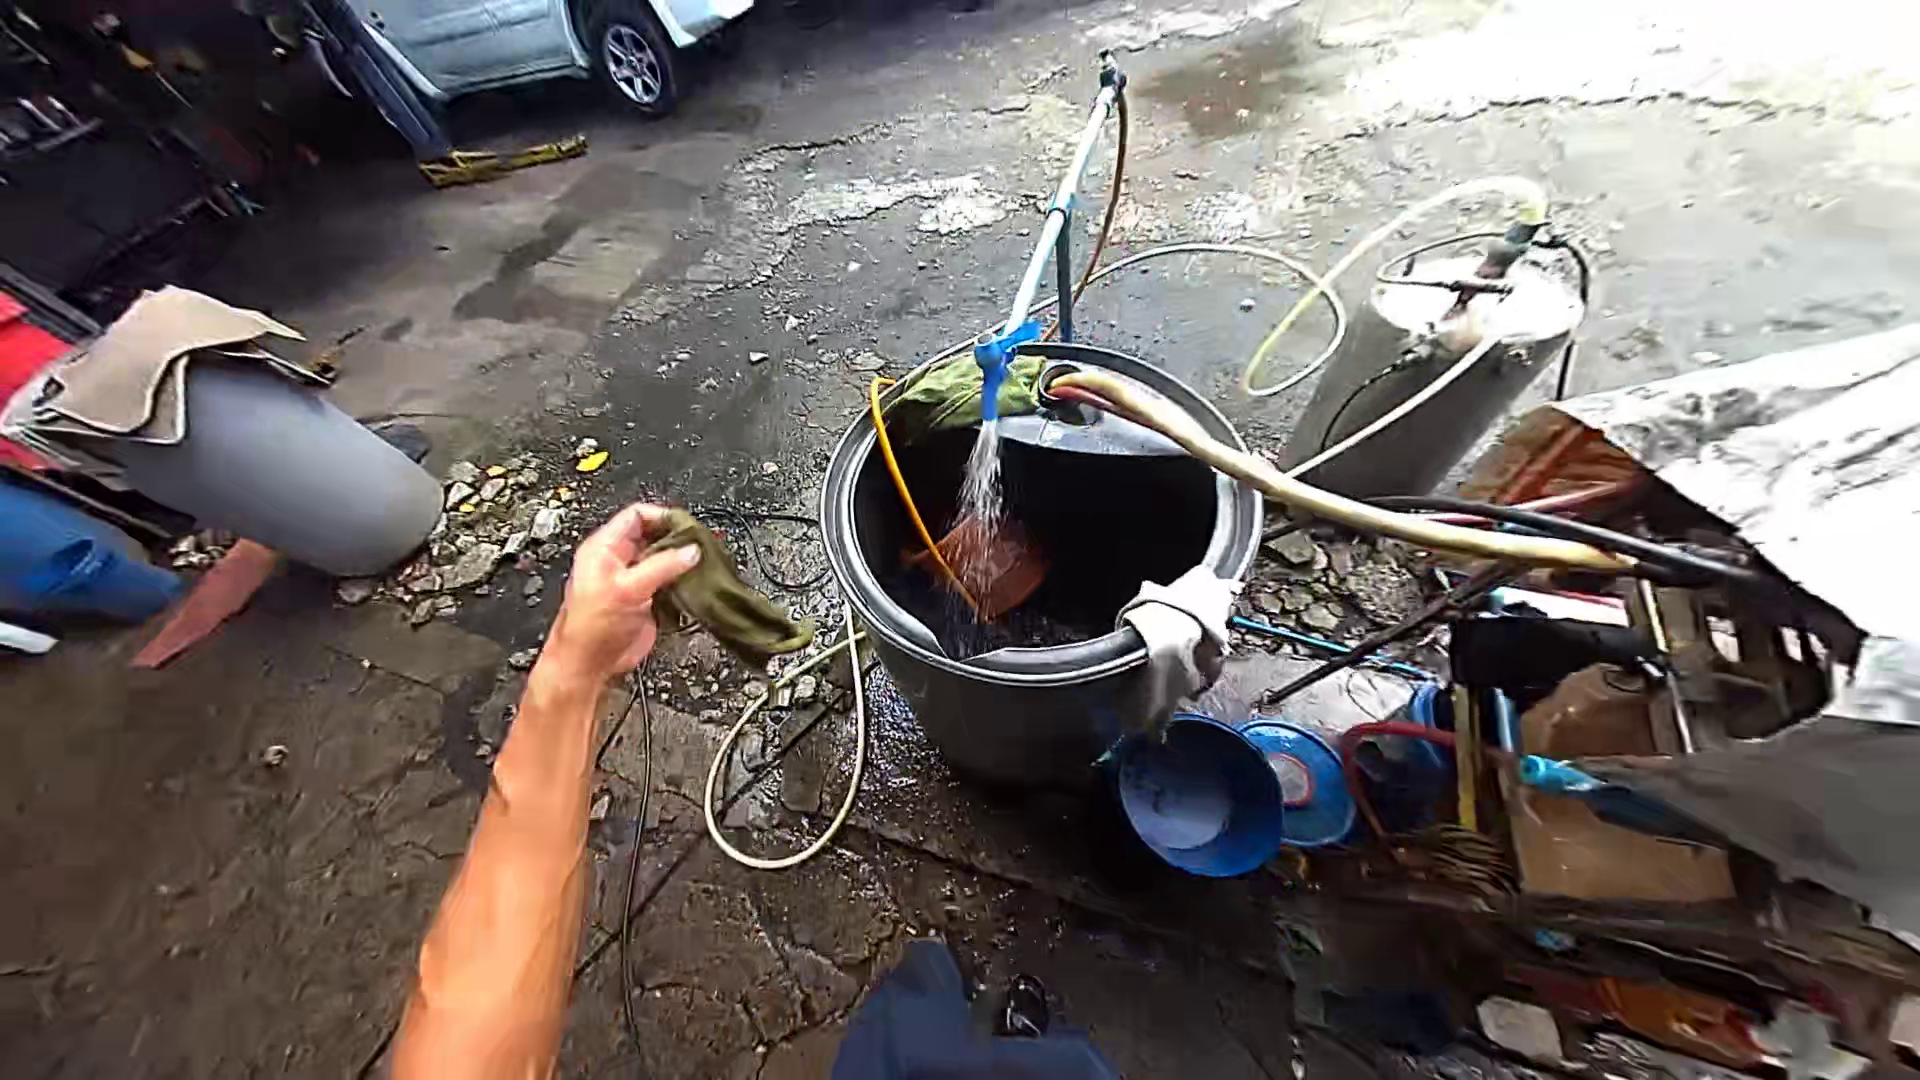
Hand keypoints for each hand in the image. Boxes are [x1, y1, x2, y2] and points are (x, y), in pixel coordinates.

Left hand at [541, 504, 699, 682]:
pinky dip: (686, 580)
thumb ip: (662, 565)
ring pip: (666, 558)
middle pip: (656, 535)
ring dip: (685, 560)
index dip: (663, 517)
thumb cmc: (590, 628)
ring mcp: (636, 579)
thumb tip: (691, 549)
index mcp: (605, 549)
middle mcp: (620, 560)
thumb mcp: (627, 588)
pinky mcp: (649, 597)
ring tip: (704, 562)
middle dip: (679, 539)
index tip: (687, 527)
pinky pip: (672, 580)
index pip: (637, 516)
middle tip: (701, 545)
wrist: (591, 665)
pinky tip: (696, 582)